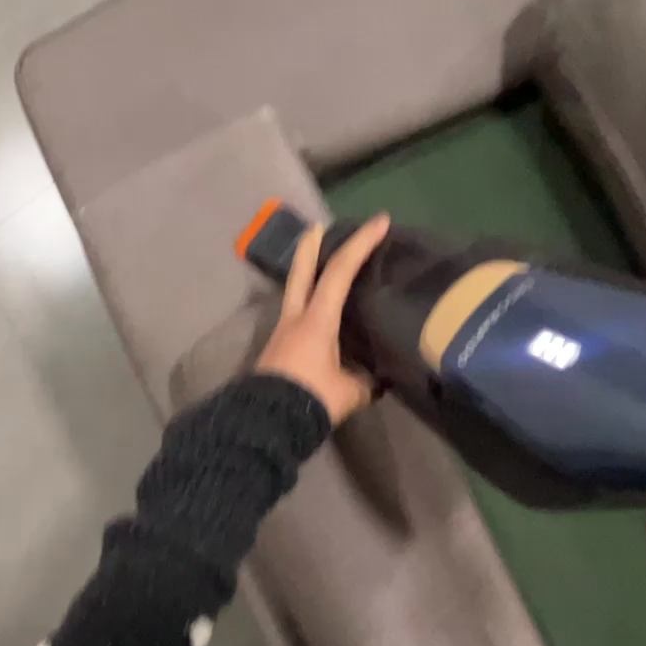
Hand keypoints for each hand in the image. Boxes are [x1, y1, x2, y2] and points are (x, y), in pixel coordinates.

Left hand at [254, 215, 389, 424]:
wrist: (266, 423)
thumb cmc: (310, 400)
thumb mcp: (349, 392)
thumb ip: (365, 381)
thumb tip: (374, 379)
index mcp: (316, 321)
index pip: (339, 272)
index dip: (360, 244)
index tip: (379, 222)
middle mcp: (294, 321)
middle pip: (301, 275)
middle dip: (310, 249)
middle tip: (317, 228)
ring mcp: (280, 336)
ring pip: (294, 297)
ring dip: (307, 281)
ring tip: (323, 274)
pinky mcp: (275, 353)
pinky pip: (295, 320)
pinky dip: (306, 308)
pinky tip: (318, 319)